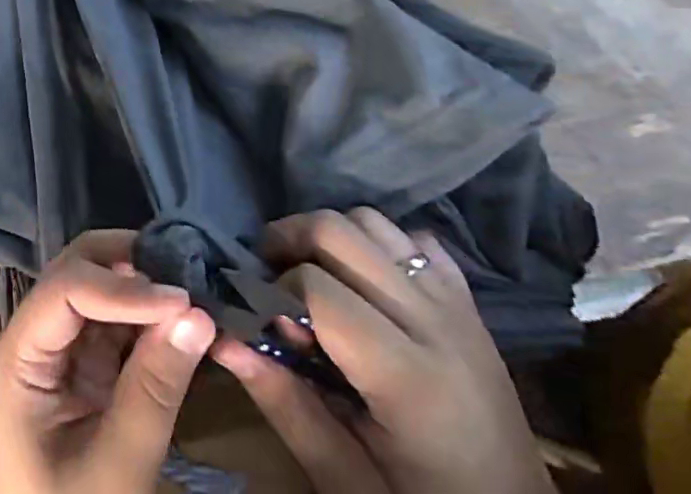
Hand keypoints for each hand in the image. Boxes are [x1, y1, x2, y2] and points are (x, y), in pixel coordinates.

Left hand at [0, 229, 217, 493]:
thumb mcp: (119, 463)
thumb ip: (155, 387)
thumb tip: (199, 314)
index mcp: (20, 354)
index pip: (66, 289)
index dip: (123, 286)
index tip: (181, 300)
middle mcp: (35, 333)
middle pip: (78, 269)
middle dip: (132, 265)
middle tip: (188, 277)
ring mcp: (61, 344)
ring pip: (102, 285)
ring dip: (148, 285)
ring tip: (197, 291)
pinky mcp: (87, 361)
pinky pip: (120, 319)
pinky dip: (153, 315)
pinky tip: (188, 319)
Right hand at [211, 210, 550, 493]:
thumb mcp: (347, 480)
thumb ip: (285, 404)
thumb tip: (222, 341)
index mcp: (406, 376)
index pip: (316, 286)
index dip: (272, 291)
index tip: (258, 320)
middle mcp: (434, 322)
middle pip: (341, 231)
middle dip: (288, 239)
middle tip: (265, 273)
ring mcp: (457, 304)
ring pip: (373, 221)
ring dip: (329, 236)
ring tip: (310, 274)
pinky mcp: (468, 302)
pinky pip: (414, 239)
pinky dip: (377, 244)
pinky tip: (363, 283)